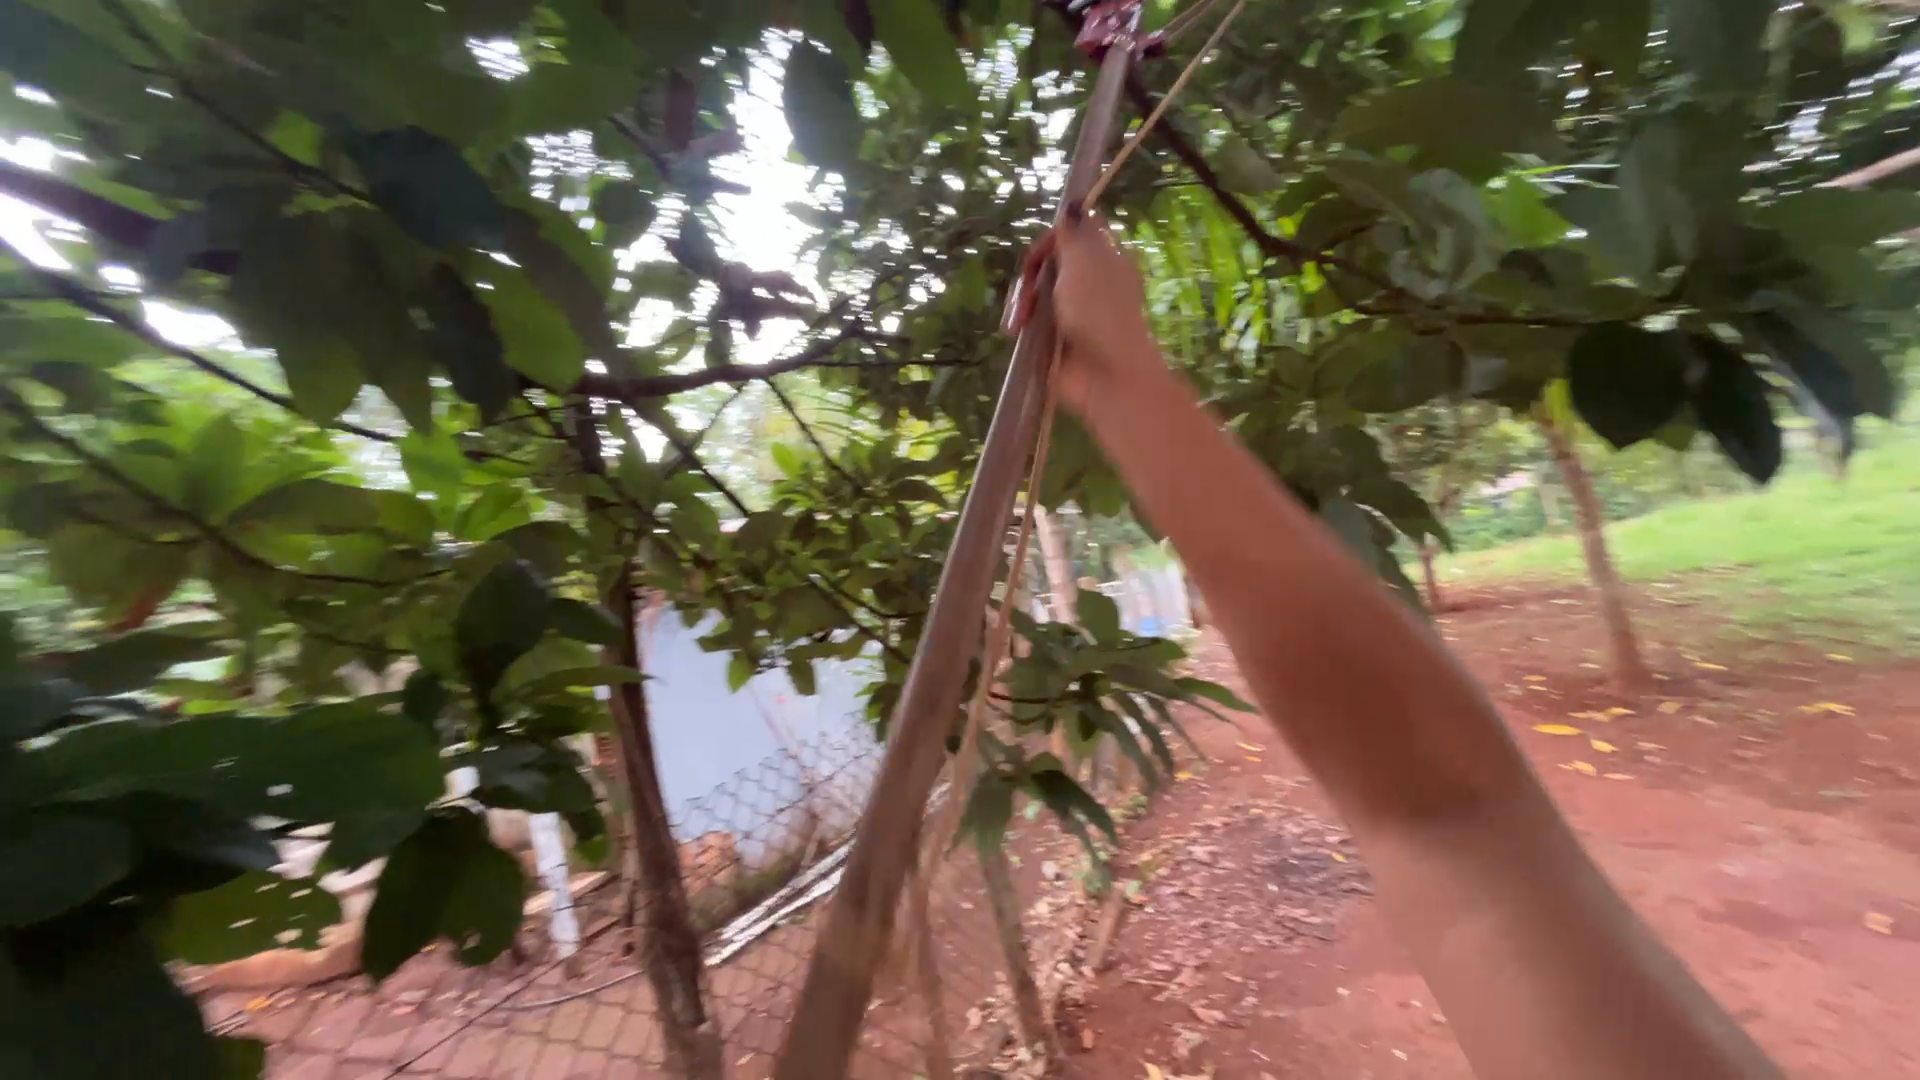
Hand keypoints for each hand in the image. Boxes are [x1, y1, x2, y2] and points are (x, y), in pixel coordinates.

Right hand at [1026, 211, 1161, 415]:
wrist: (1104, 373)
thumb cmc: (1099, 313)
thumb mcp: (1086, 262)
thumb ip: (1074, 233)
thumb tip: (1073, 205)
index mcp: (1104, 258)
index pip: (1074, 232)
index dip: (1053, 236)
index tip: (1042, 250)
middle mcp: (1087, 282)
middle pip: (1048, 262)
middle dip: (1032, 272)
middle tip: (1029, 287)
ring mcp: (1068, 311)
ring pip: (1034, 291)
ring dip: (1023, 300)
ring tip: (1021, 318)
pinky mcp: (1052, 336)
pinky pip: (1029, 319)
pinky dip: (1021, 321)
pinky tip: (1017, 330)